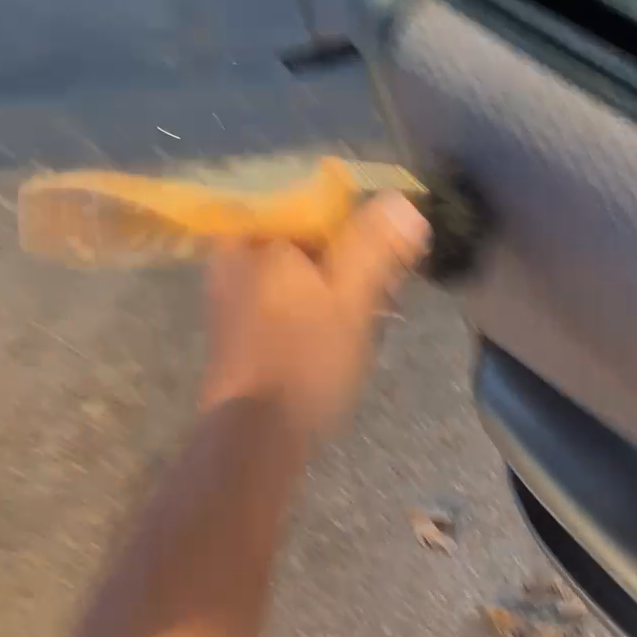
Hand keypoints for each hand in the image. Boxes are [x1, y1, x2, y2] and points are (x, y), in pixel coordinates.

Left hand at [201, 191, 430, 448]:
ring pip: (299, 274)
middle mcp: (237, 255)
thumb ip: (376, 247)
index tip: (389, 270)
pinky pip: (285, 301)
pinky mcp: (236, 328)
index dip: (363, 234)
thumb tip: (405, 202)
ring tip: (365, 325)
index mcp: (261, 237)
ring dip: (337, 293)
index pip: (320, 207)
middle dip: (349, 267)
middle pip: (310, 242)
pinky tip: (335, 341)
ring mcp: (230, 293)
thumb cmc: (306, 362)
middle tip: (382, 302)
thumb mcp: (352, 300)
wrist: (255, 434)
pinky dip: (314, 312)